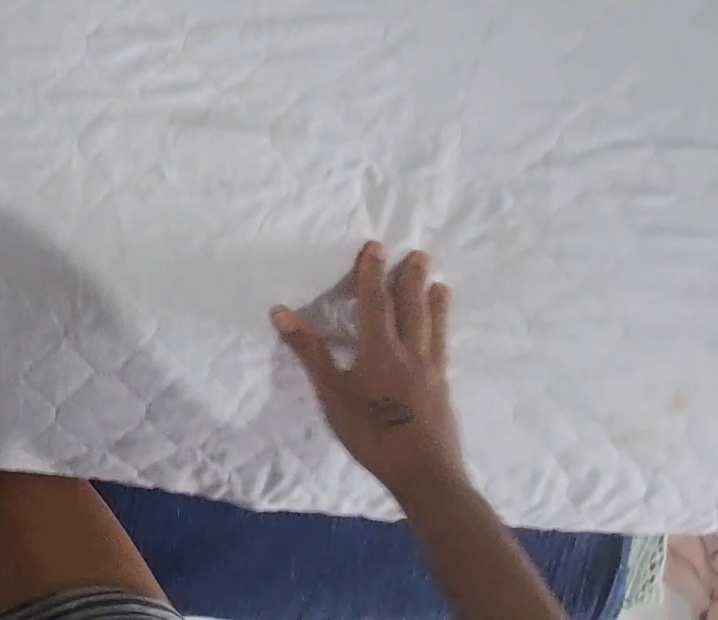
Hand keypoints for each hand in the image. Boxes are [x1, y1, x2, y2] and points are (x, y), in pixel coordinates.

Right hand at [272, 242, 465, 497]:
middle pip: (412, 311)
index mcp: (381, 351)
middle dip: (411, 281)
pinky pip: (442, 350)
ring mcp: (432, 374)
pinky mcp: (442, 392)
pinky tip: (440, 335)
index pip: (375, 304)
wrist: (425, 477)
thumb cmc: (371, 430)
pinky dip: (442, 333)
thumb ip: (309, 350)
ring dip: (434, 304)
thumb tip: (281, 311)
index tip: (375, 247)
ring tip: (440, 284)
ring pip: (433, 330)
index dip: (372, 274)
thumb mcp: (330, 391)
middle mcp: (411, 356)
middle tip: (419, 255)